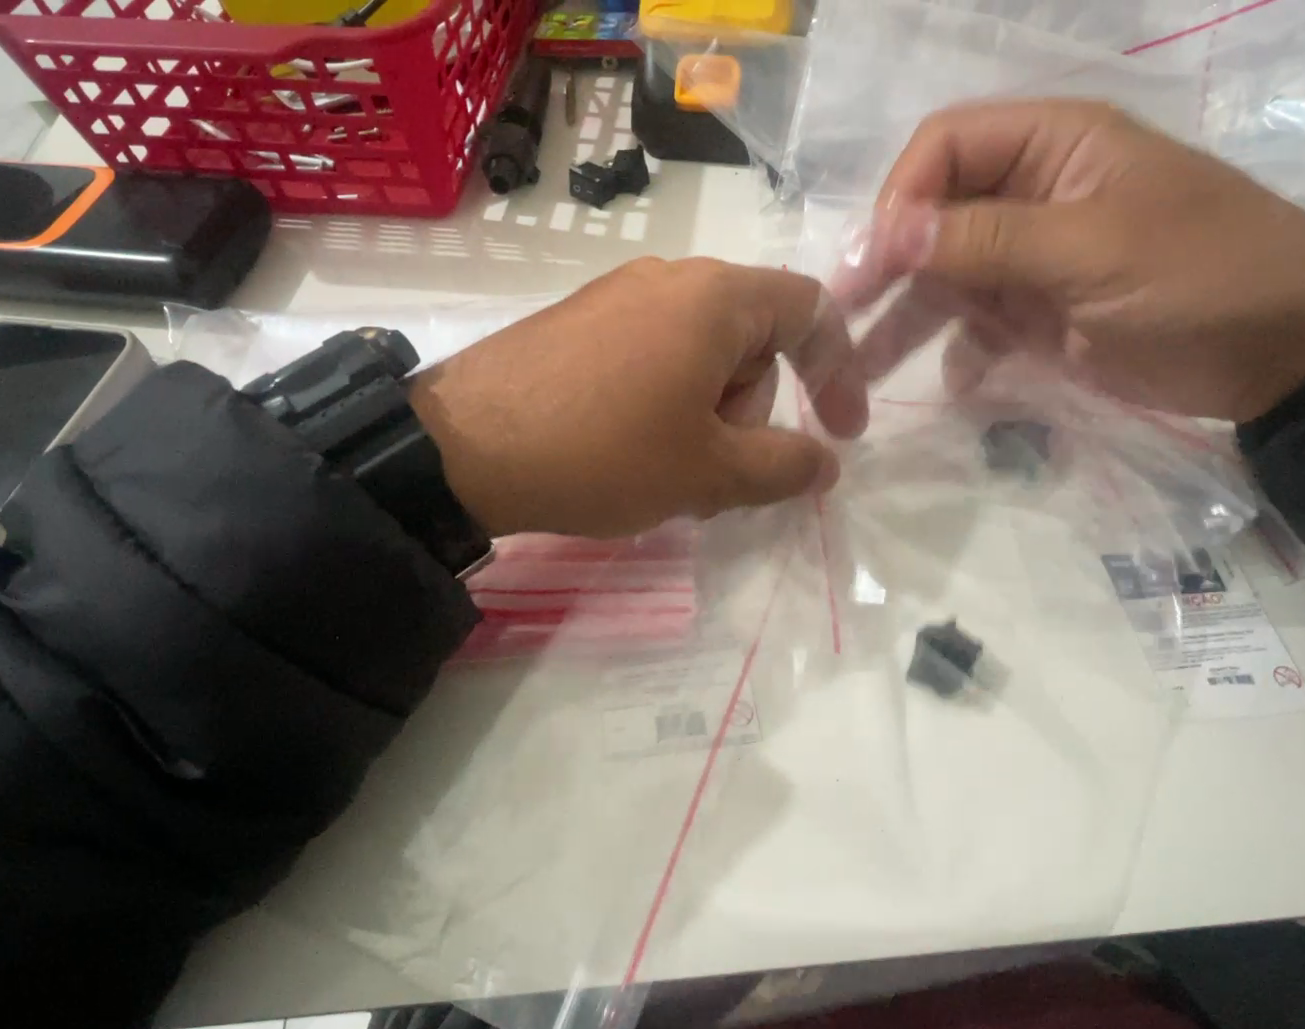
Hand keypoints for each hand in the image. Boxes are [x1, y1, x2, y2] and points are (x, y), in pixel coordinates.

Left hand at [408, 258, 861, 538]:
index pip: (810, 311)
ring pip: (699, 354)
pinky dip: (664, 403)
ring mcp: (616, 295)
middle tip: (718, 474)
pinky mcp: (577, 322)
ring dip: (706, 416)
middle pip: (751, 339)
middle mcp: (670, 278)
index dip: (839, 372)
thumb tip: (825, 464)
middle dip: (752, 412)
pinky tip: (629, 451)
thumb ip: (783, 467)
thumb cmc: (605, 453)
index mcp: (716, 297)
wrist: (464, 448)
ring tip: (668, 473)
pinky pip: (650, 355)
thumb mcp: (708, 472)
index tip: (840, 434)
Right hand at [833, 100, 1304, 422]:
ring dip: (900, 322)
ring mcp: (1026, 261)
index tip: (876, 261)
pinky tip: (949, 385)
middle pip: (928, 218)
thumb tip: (883, 236)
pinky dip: (953, 355)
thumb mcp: (1090, 248)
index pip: (943, 148)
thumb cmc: (1199, 276)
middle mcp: (1026, 196)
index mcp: (1049, 147)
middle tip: (842, 319)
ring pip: (939, 281)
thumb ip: (984, 240)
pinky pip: (970, 329)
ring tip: (857, 371)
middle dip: (885, 267)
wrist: (1282, 352)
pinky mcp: (1032, 317)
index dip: (900, 198)